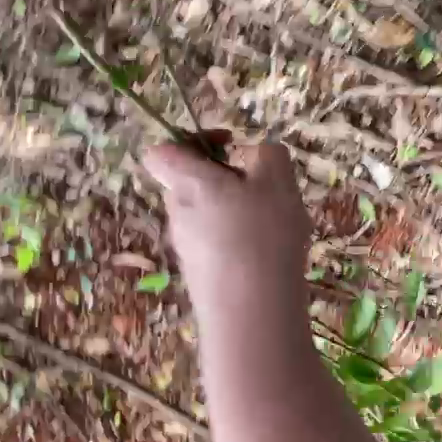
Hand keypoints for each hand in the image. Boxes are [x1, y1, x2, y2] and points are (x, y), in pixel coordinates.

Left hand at [144, 137, 310, 320]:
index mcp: (190, 182)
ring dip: (239, 210)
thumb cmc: (264, 230)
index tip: (230, 145)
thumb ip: (270, 156)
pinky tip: (271, 249)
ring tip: (278, 223)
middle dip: (229, 179)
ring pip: (209, 211)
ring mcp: (185, 241)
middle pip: (192, 181)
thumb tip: (260, 152)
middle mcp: (177, 209)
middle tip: (269, 189)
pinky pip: (218, 239)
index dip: (192, 140)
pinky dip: (242, 237)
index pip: (162, 151)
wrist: (250, 300)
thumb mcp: (279, 181)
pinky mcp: (200, 267)